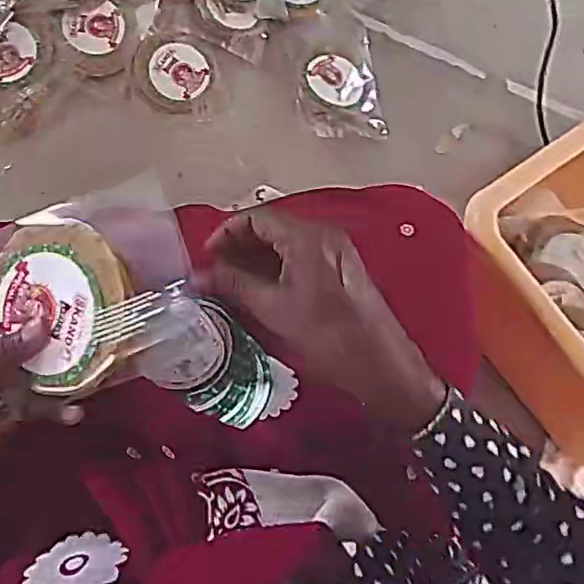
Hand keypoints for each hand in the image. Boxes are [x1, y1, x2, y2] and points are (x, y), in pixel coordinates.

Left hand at [0, 311, 83, 499]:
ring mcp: (8, 384)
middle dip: (53, 333)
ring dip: (63, 367)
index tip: (59, 291)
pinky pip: (43, 403)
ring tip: (89, 362)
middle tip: (85, 323)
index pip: (2, 315)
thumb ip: (2, 350)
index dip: (27, 304)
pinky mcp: (18, 411)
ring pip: (41, 369)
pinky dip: (59, 407)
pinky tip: (74, 410)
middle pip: (28, 340)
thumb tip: (42, 325)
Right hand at [193, 208, 446, 434]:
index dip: (226, 232)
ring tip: (230, 282)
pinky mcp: (339, 270)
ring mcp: (334, 252)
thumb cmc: (330, 336)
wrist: (382, 366)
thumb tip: (201, 275)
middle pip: (271, 227)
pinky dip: (275, 267)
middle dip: (238, 245)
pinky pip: (299, 256)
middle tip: (215, 269)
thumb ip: (234, 284)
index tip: (207, 255)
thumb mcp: (274, 309)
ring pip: (284, 243)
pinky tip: (258, 288)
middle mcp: (323, 236)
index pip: (256, 217)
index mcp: (307, 238)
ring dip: (254, 257)